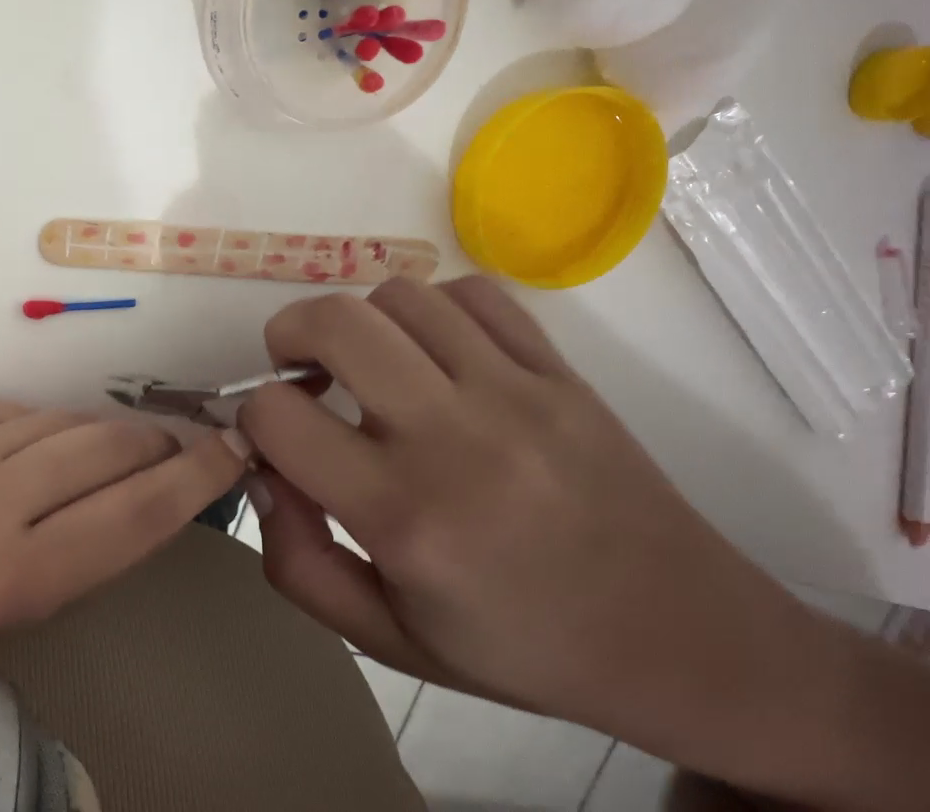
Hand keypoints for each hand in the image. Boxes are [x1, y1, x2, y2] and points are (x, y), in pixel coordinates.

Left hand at [0, 400, 246, 644]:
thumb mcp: (21, 608)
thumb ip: (93, 551)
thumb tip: (161, 490)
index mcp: (14, 575)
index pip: (131, 517)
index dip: (194, 480)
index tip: (233, 452)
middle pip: (109, 452)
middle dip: (157, 446)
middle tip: (174, 450)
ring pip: (72, 422)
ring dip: (103, 436)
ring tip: (105, 454)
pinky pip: (28, 409)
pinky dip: (49, 427)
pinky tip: (38, 450)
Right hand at [237, 277, 856, 784]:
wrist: (686, 643)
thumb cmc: (519, 647)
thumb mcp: (384, 638)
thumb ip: (296, 561)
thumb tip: (262, 472)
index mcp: (404, 516)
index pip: (276, 415)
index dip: (254, 421)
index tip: (276, 443)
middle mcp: (455, 438)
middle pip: (332, 322)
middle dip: (287, 337)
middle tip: (298, 374)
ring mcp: (518, 394)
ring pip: (399, 295)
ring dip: (360, 323)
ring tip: (370, 366)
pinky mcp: (564, 373)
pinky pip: (476, 294)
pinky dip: (433, 310)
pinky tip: (435, 356)